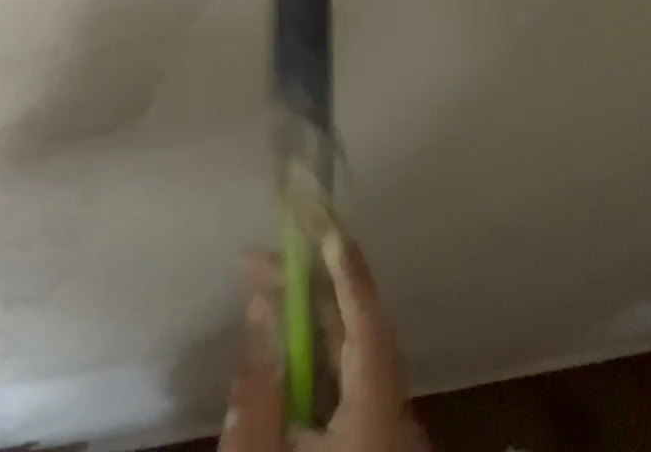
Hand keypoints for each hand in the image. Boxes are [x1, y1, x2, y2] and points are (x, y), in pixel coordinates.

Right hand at [218, 225, 428, 451]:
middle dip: (312, 284)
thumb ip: (261, 379)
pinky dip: (315, 349)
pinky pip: (348, 381)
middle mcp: (395, 424)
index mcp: (375, 423)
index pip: (369, 331)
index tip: (323, 222)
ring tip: (256, 278)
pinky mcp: (372, 443)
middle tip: (258, 248)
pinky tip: (280, 335)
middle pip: (360, 336)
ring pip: (353, 357)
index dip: (349, 272)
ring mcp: (388, 436)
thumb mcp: (257, 451)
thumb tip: (265, 304)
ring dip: (309, 314)